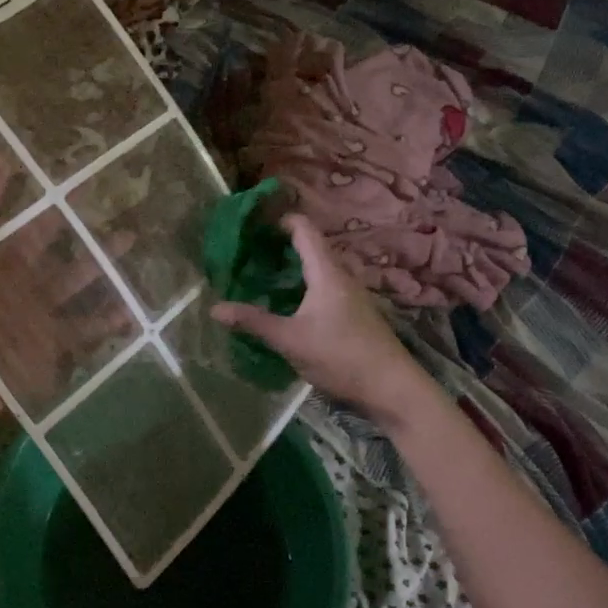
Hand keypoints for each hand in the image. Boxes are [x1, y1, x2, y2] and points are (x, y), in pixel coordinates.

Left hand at [0, 155, 133, 417]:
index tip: (4, 160)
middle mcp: (1, 285)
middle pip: (36, 242)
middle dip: (60, 216)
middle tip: (87, 188)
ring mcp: (26, 313)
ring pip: (67, 277)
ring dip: (96, 259)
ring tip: (126, 236)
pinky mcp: (43, 344)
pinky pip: (79, 328)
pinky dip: (105, 319)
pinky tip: (131, 306)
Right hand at [212, 214, 435, 424]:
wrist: (392, 387)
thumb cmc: (341, 356)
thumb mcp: (291, 340)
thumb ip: (254, 322)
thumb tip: (215, 308)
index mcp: (326, 272)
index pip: (304, 229)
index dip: (279, 220)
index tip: (252, 224)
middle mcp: (341, 275)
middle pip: (310, 246)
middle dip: (280, 244)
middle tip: (249, 252)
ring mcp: (350, 294)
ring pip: (317, 268)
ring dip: (291, 266)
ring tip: (261, 275)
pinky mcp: (354, 312)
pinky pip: (324, 285)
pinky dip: (302, 284)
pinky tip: (286, 303)